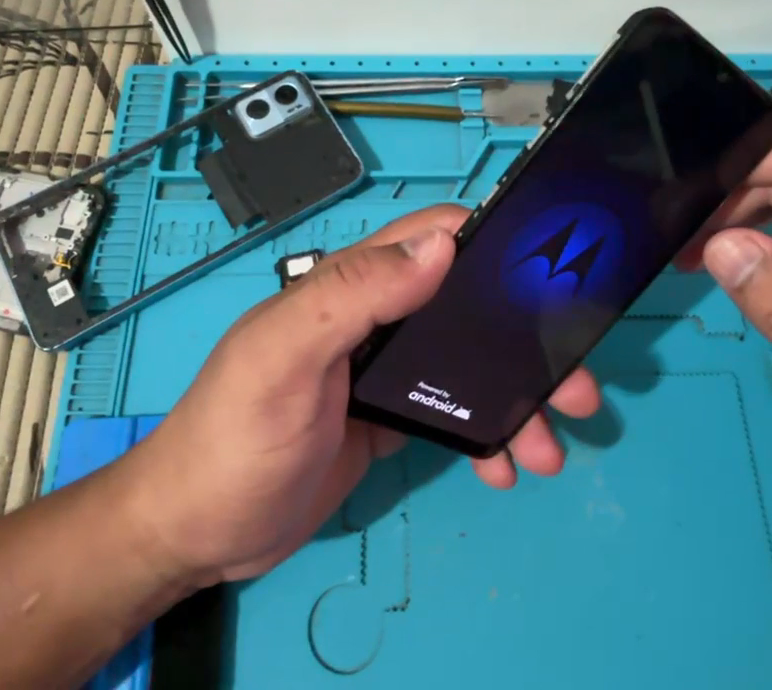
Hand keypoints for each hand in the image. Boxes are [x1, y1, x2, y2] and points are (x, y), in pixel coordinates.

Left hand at [115, 204, 601, 584]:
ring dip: (514, 396)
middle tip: (574, 383)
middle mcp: (370, 320)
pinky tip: (502, 466)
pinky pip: (448, 413)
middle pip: (463, 306)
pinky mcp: (384, 420)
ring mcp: (379, 372)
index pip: (428, 239)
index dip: (490, 244)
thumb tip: (441, 245)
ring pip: (464, 363)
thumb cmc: (234, 438)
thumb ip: (354, 294)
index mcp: (346, 288)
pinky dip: (483, 435)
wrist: (197, 532)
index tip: (552, 275)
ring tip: (550, 443)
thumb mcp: (284, 358)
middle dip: (523, 337)